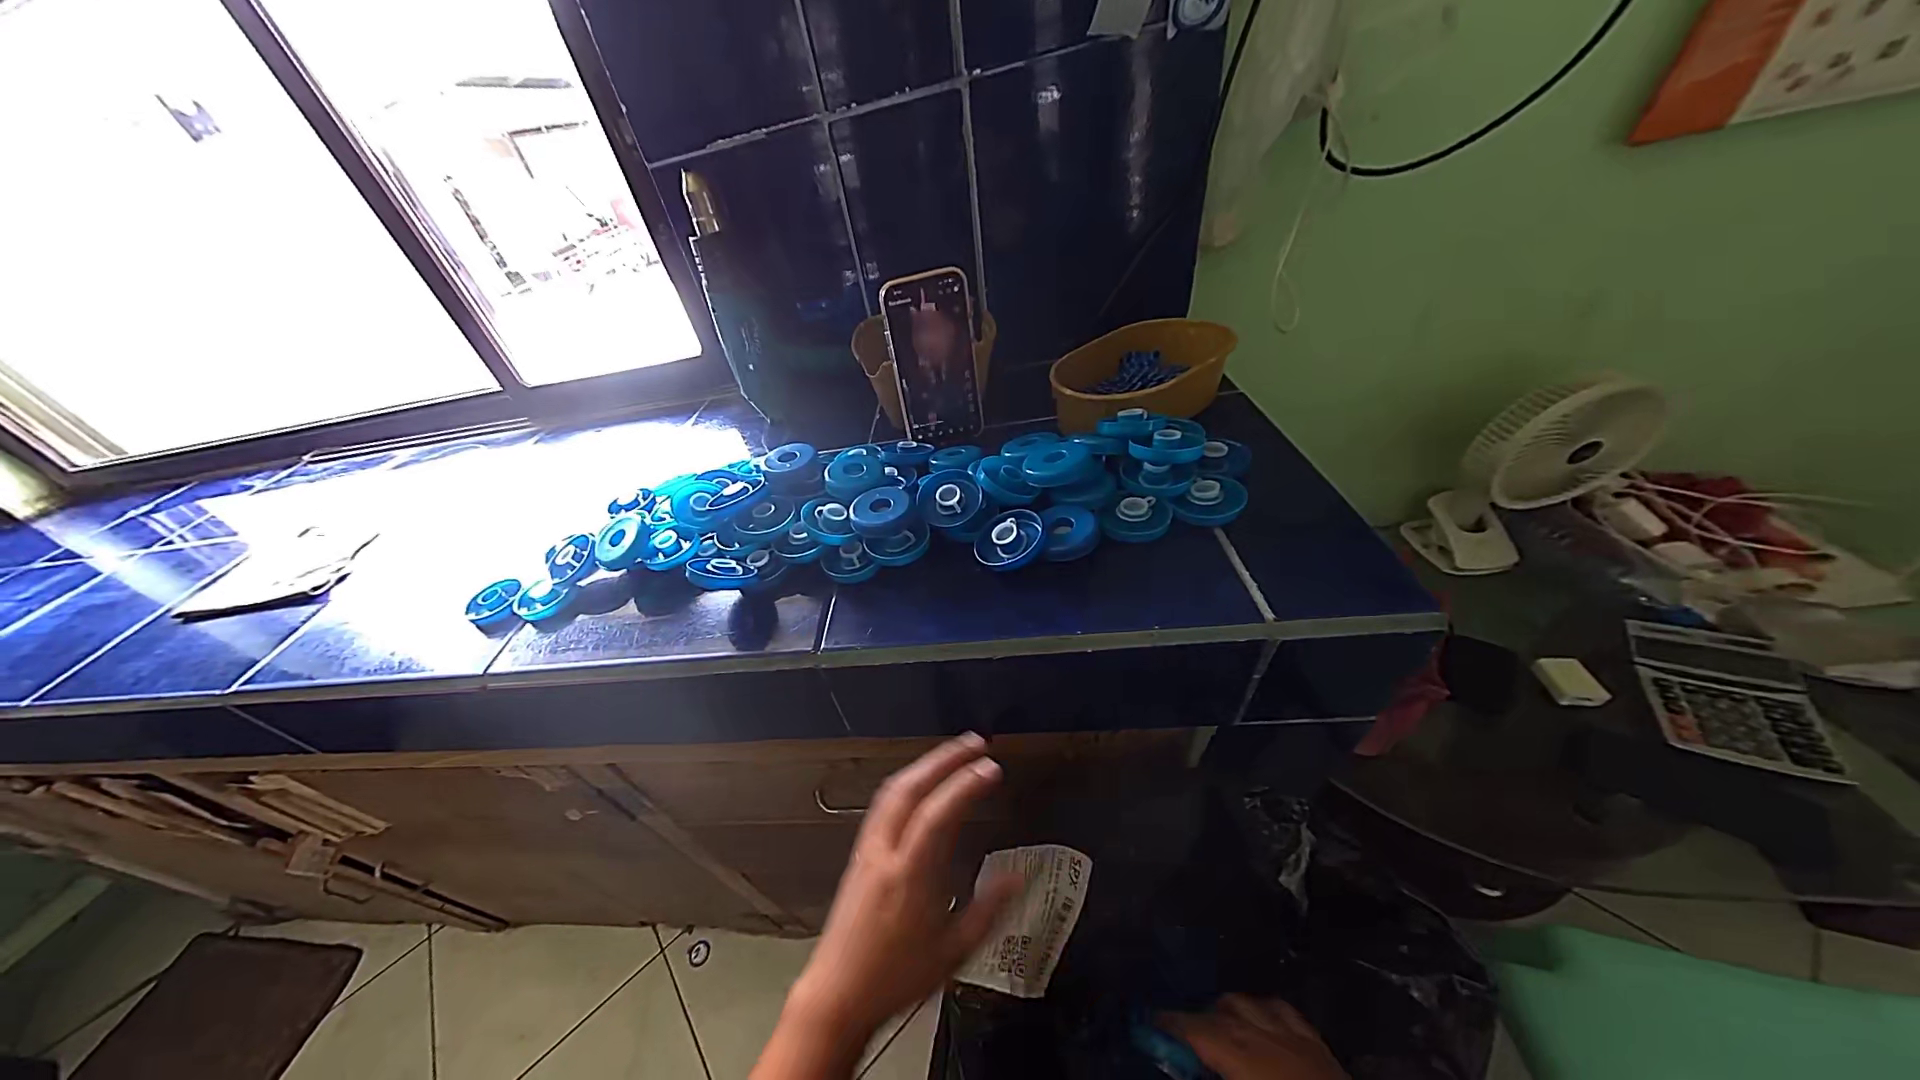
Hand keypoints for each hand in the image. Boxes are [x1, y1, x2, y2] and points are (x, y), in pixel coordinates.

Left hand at [754, 733, 1023, 1079]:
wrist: (837, 995)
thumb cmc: (895, 978)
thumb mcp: (954, 952)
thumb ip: (988, 909)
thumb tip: (1017, 876)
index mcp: (910, 875)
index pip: (939, 813)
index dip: (966, 784)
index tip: (990, 768)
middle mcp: (884, 853)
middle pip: (910, 788)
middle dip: (943, 758)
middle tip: (974, 743)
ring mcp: (867, 851)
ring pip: (892, 792)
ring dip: (922, 766)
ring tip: (950, 755)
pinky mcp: (858, 857)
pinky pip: (882, 806)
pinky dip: (905, 784)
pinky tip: (918, 786)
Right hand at [1157, 995, 1348, 1079]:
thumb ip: (1211, 1079)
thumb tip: (1184, 1069)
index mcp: (1243, 1059)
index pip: (1196, 1030)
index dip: (1169, 1024)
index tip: (1149, 1023)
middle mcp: (1264, 1037)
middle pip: (1219, 1013)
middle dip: (1194, 1020)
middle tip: (1179, 1038)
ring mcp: (1294, 1037)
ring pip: (1247, 1003)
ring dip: (1226, 1011)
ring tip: (1216, 1028)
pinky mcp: (1318, 1046)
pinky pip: (1283, 1011)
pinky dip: (1263, 1011)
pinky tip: (1259, 1023)